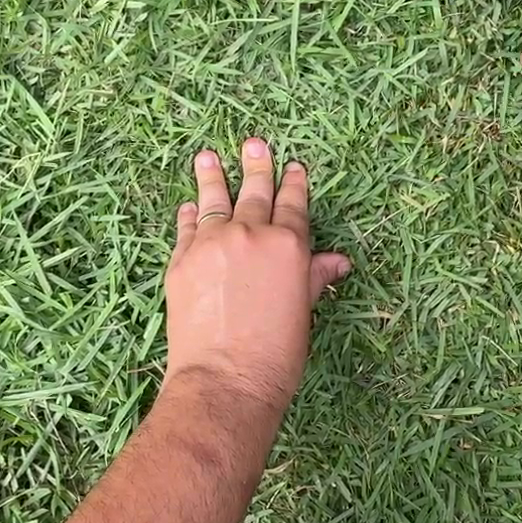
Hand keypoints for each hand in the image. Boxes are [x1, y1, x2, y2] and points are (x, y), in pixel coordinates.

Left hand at [163, 139, 351, 412]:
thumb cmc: (277, 354)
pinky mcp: (182, 260)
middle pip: (254, 193)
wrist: (225, 379)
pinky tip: (188, 206)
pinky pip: (187, 228)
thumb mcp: (304, 311)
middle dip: (256, 166)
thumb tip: (340, 261)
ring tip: (207, 156)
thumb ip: (315, 277)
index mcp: (287, 245)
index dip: (294, 184)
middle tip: (253, 143)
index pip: (292, 205)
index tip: (293, 167)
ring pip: (214, 200)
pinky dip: (189, 215)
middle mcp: (250, 234)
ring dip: (212, 176)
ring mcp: (212, 244)